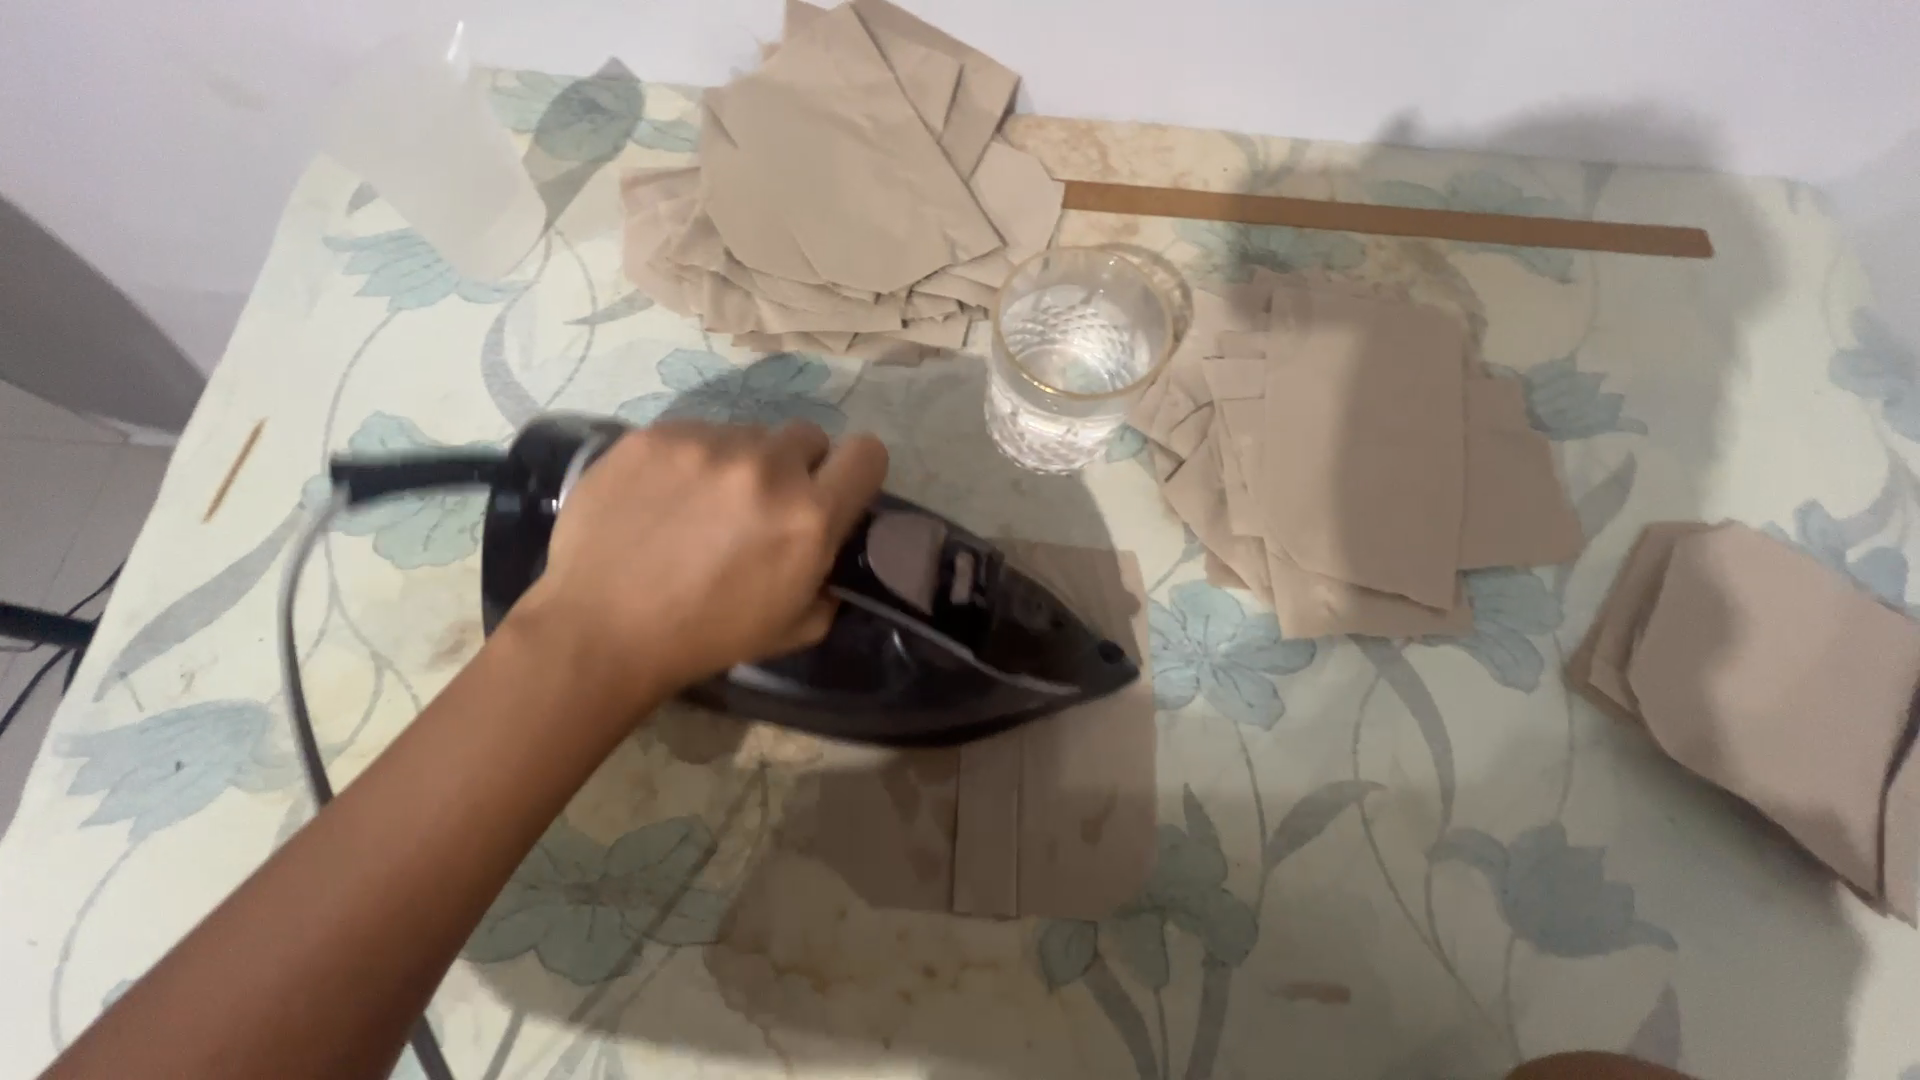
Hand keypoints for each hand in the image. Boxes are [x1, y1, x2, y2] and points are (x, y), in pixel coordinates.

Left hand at [507, 420, 887, 711]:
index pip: (868, 453)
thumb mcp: (795, 628)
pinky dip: (690, 460)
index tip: (835, 490)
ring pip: (748, 433)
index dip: (857, 470)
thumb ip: (830, 580)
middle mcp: (767, 467)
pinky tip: (663, 499)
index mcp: (810, 516)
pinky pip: (695, 433)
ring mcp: (707, 444)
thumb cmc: (706, 638)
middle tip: (764, 503)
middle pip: (809, 435)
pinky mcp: (655, 435)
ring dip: (741, 462)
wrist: (601, 630)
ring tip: (702, 504)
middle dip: (797, 466)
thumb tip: (831, 551)